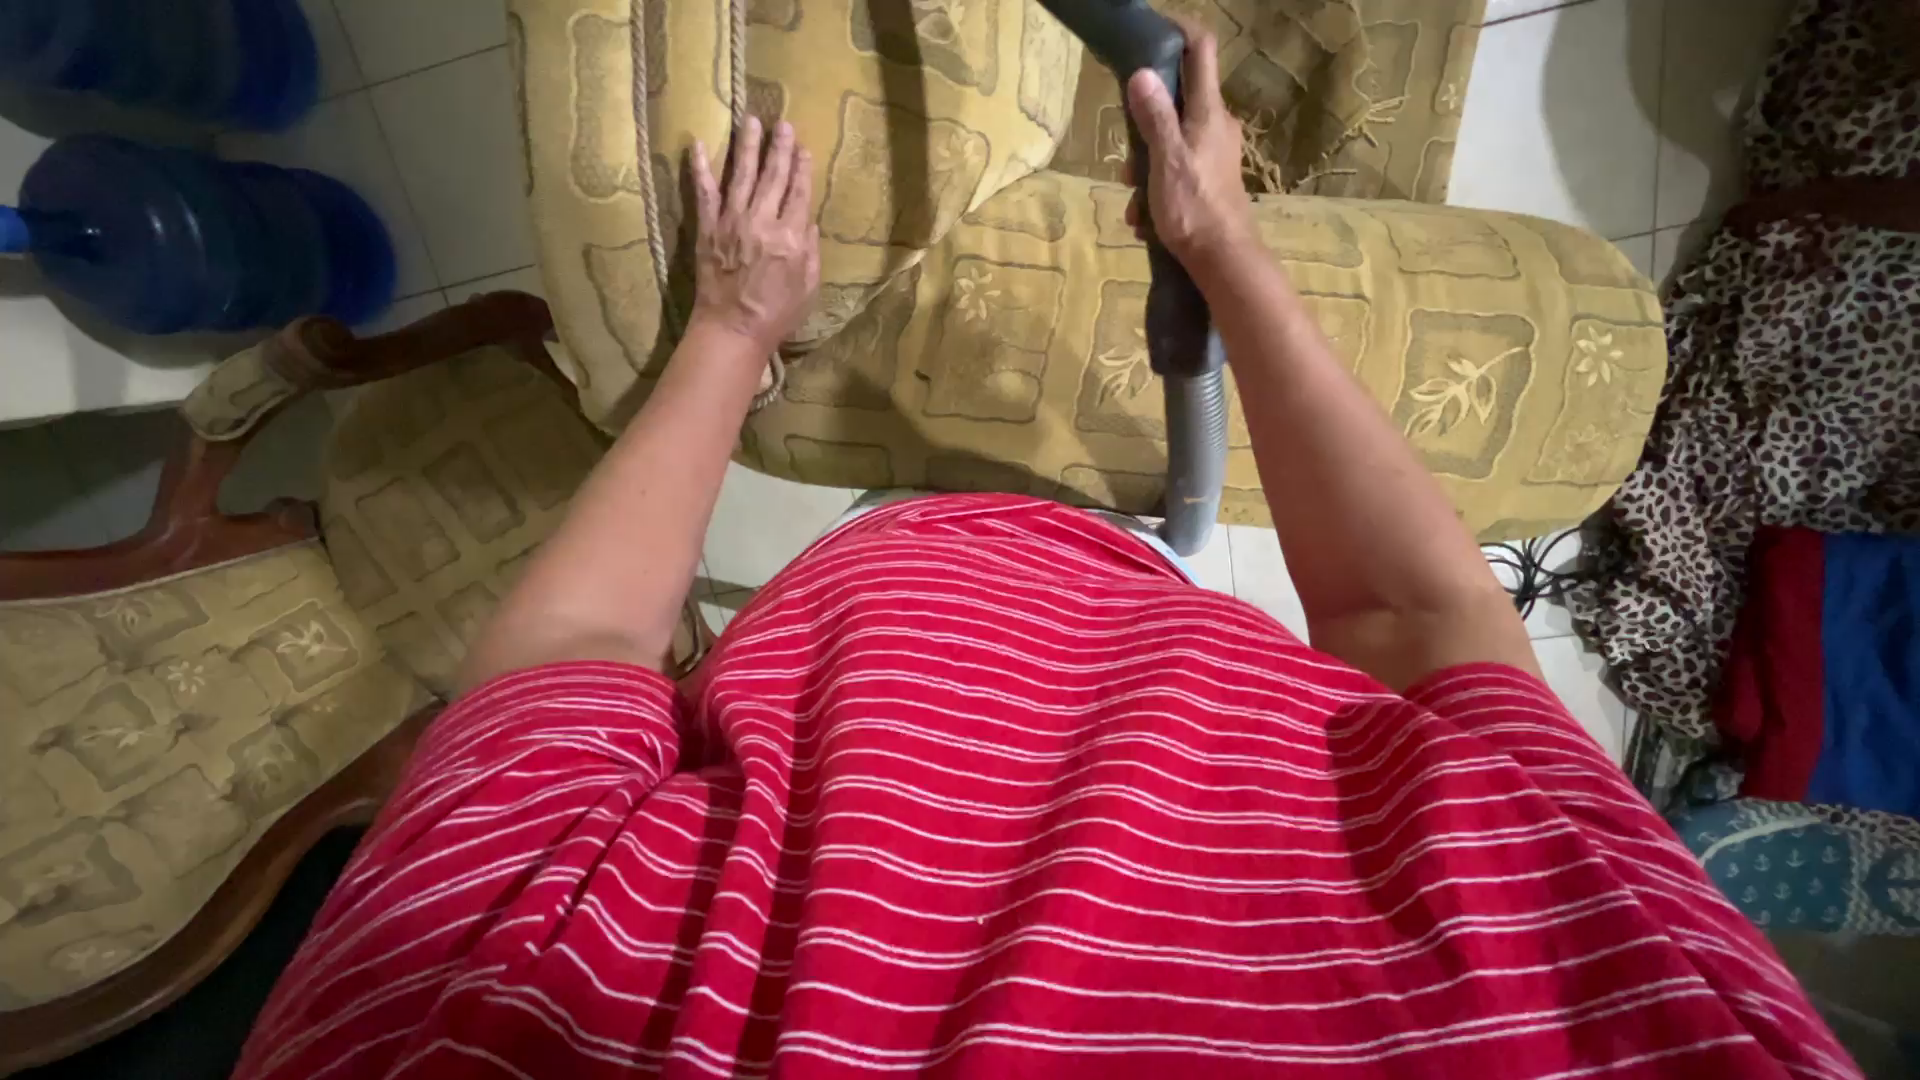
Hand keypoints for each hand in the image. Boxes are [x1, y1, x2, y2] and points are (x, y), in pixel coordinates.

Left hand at [689, 117, 820, 351]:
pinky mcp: (708, 228)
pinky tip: (698, 145)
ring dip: (747, 146)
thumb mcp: (808, 288)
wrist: (734, 329)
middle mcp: (763, 221)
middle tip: (781, 123)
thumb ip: (811, 253)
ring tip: (749, 121)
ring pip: (741, 174)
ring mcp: (732, 221)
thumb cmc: (777, 315)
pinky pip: (704, 192)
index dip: (802, 169)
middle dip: (779, 148)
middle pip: (773, 177)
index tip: (803, 148)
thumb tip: (809, 223)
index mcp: (791, 237)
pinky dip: (701, 168)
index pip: (799, 194)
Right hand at [1124, 26, 1254, 278]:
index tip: (1152, 32)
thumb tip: (1142, 74)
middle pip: (1175, 108)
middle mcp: (1216, 128)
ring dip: (1144, 176)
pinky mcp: (1210, 185)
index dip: (1178, 32)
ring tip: (1135, 207)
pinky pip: (1175, 177)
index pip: (1199, 51)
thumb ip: (1154, 117)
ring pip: (1169, 149)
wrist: (1222, 259)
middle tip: (1126, 166)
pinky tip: (1145, 221)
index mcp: (1208, 113)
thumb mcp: (1166, 160)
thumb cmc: (1193, 208)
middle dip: (1143, 132)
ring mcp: (1214, 157)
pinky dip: (1156, 195)